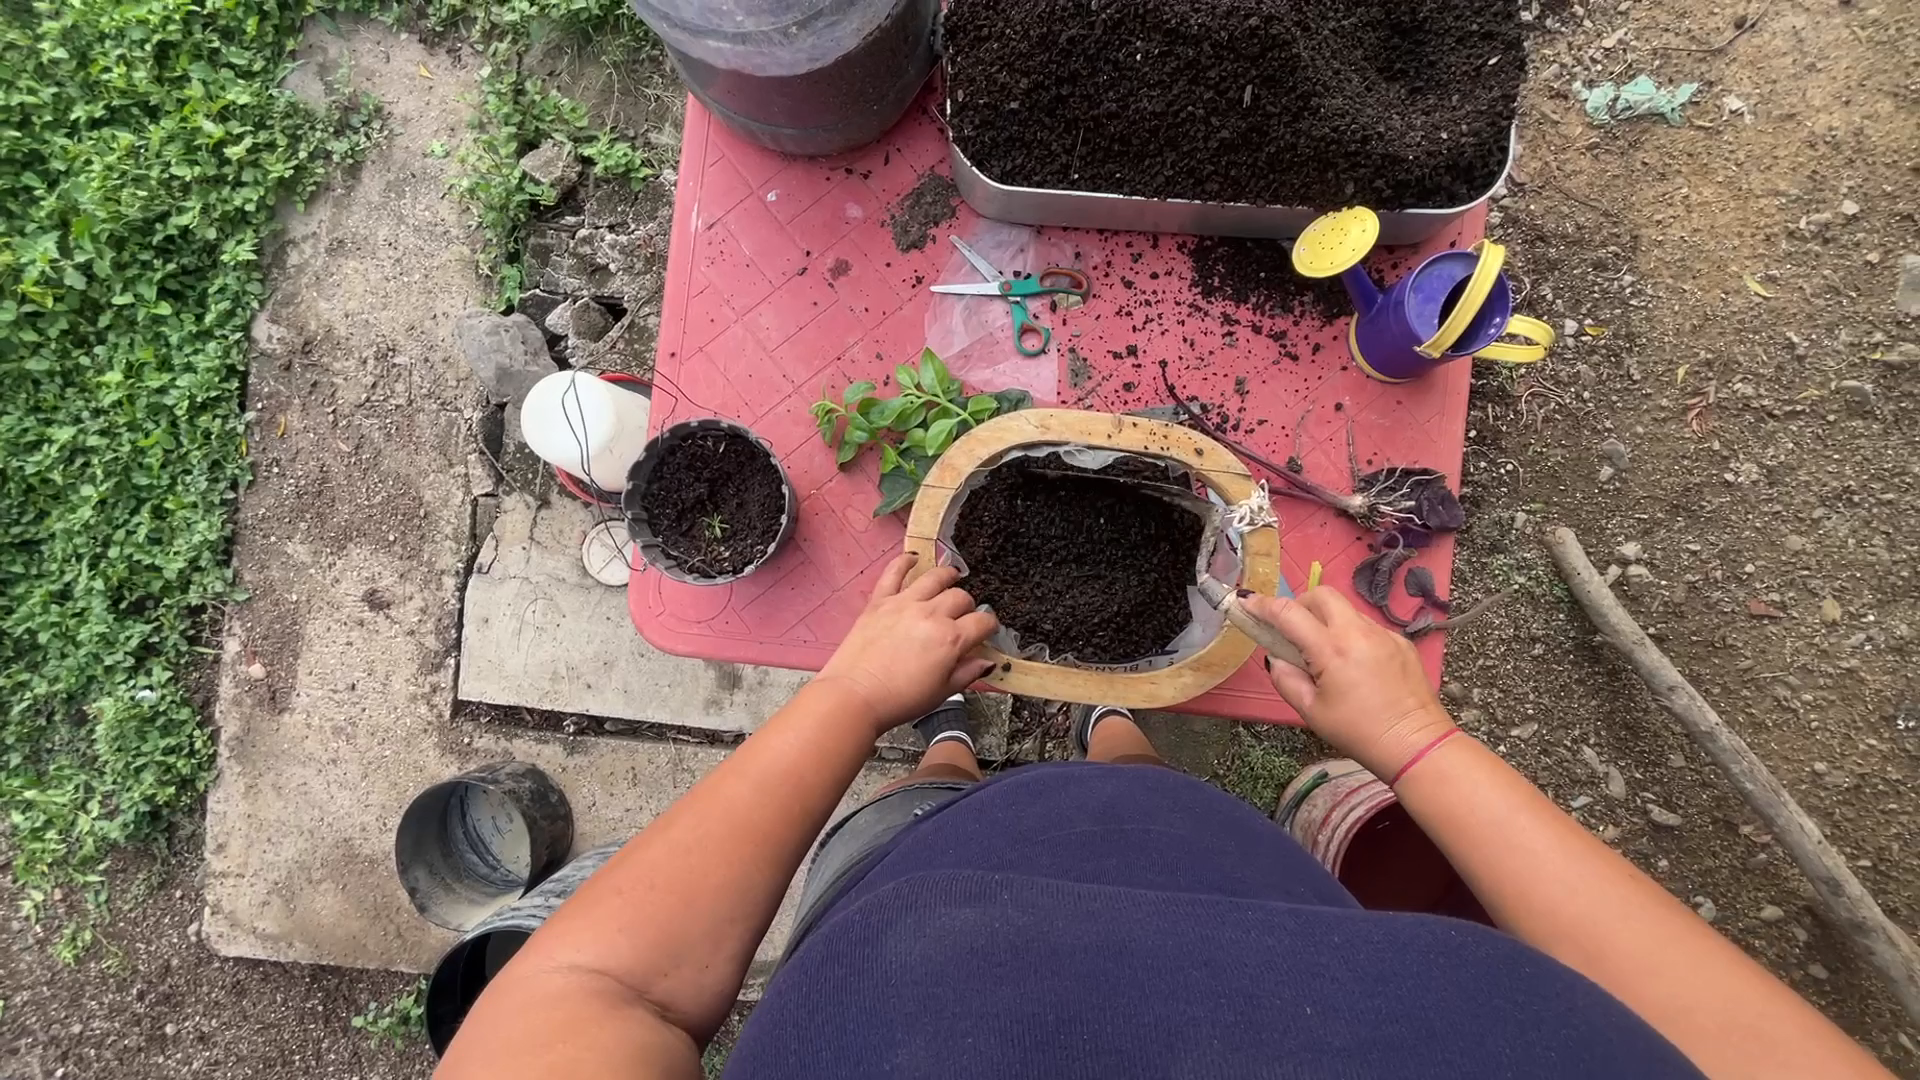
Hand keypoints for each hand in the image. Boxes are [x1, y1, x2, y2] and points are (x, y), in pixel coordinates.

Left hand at [816, 553, 999, 734]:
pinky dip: (904, 562)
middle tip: (964, 616)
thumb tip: (988, 662)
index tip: (987, 630)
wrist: (854, 696)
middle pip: (960, 597)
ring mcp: (904, 604)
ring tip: (953, 575)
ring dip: (948, 575)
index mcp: (950, 639)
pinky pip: (894, 572)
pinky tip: (913, 558)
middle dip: (968, 606)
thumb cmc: (898, 699)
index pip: (982, 622)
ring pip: (935, 578)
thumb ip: (968, 673)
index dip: (989, 626)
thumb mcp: (942, 693)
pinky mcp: (880, 602)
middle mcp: (931, 614)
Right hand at [1240, 588, 1454, 779]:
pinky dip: (1350, 635)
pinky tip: (1355, 665)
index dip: (1262, 605)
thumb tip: (1277, 658)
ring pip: (1346, 609)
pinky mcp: (1402, 643)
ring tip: (1324, 653)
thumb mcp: (1310, 712)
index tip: (1247, 603)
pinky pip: (1367, 627)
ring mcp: (1384, 634)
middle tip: (1292, 629)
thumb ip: (1285, 679)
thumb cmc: (1359, 733)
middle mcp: (1359, 632)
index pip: (1288, 613)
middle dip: (1300, 604)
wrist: (1418, 746)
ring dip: (1326, 620)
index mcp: (1332, 649)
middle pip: (1321, 594)